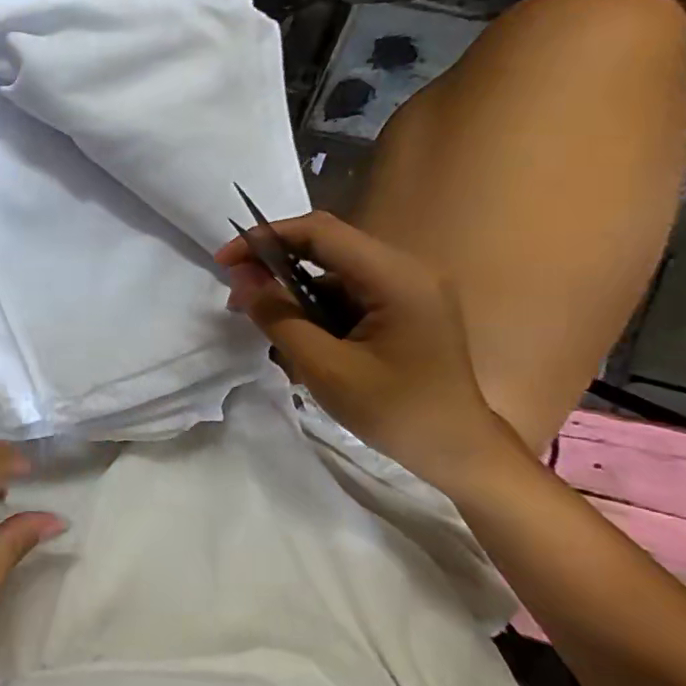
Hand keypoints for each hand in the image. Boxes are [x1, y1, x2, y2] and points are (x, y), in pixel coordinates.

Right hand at [214, 211, 529, 496]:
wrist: (459, 452)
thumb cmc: (396, 412)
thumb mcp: (326, 369)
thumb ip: (279, 318)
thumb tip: (241, 279)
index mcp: (396, 277)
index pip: (320, 232)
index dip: (266, 237)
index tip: (225, 262)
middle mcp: (405, 269)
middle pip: (327, 245)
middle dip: (275, 263)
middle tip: (238, 292)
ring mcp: (406, 287)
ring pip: (333, 270)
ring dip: (293, 288)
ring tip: (263, 322)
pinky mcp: (402, 306)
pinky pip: (347, 291)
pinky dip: (315, 306)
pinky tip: (297, 336)